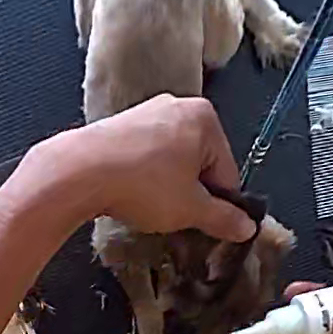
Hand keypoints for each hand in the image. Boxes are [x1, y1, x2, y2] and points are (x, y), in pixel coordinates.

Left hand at [21, 95, 253, 240]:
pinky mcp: (125, 124)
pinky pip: (152, 157)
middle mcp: (180, 106)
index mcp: (205, 119)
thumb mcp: (193, 210)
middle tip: (179, 219)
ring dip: (173, 190)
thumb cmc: (146, 186)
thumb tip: (248, 227)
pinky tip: (138, 195)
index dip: (220, 206)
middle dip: (195, 196)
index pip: (228, 174)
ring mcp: (150, 112)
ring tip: (155, 209)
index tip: (205, 225)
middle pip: (203, 166)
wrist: (83, 171)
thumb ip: (225, 219)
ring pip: (177, 163)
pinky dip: (151, 179)